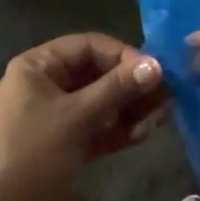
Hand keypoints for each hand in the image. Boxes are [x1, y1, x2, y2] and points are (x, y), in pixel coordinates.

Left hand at [0, 33, 167, 200]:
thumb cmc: (33, 154)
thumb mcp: (76, 118)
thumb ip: (116, 89)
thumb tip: (157, 65)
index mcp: (38, 67)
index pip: (88, 46)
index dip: (123, 55)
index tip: (155, 70)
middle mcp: (46, 85)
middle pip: (97, 74)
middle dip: (130, 85)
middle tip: (166, 94)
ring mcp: (56, 117)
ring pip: (100, 103)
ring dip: (130, 109)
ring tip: (162, 115)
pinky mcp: (64, 145)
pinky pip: (96, 128)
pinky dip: (118, 130)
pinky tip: (144, 132)